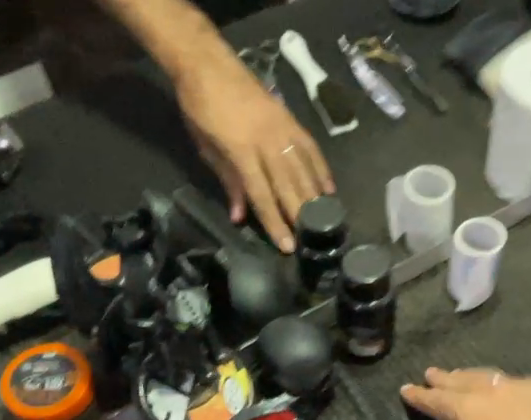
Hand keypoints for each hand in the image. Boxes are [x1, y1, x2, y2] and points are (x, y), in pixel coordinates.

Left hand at [175, 57, 333, 252]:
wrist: (208, 63)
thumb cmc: (201, 109)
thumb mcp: (207, 149)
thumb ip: (228, 183)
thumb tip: (240, 217)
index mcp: (242, 151)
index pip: (263, 195)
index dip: (276, 223)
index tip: (288, 247)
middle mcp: (267, 142)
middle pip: (289, 186)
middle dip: (300, 216)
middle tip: (312, 242)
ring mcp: (283, 129)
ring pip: (304, 170)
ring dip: (315, 198)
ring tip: (325, 222)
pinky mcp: (292, 120)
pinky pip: (311, 149)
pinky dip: (322, 170)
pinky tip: (330, 189)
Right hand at [400, 368, 530, 419]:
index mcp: (467, 408)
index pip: (437, 399)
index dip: (420, 396)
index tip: (406, 389)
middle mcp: (488, 390)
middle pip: (460, 380)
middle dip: (443, 378)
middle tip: (430, 373)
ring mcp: (515, 387)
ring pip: (485, 376)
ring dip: (468, 375)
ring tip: (459, 375)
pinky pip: (507, 380)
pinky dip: (494, 381)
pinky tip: (497, 385)